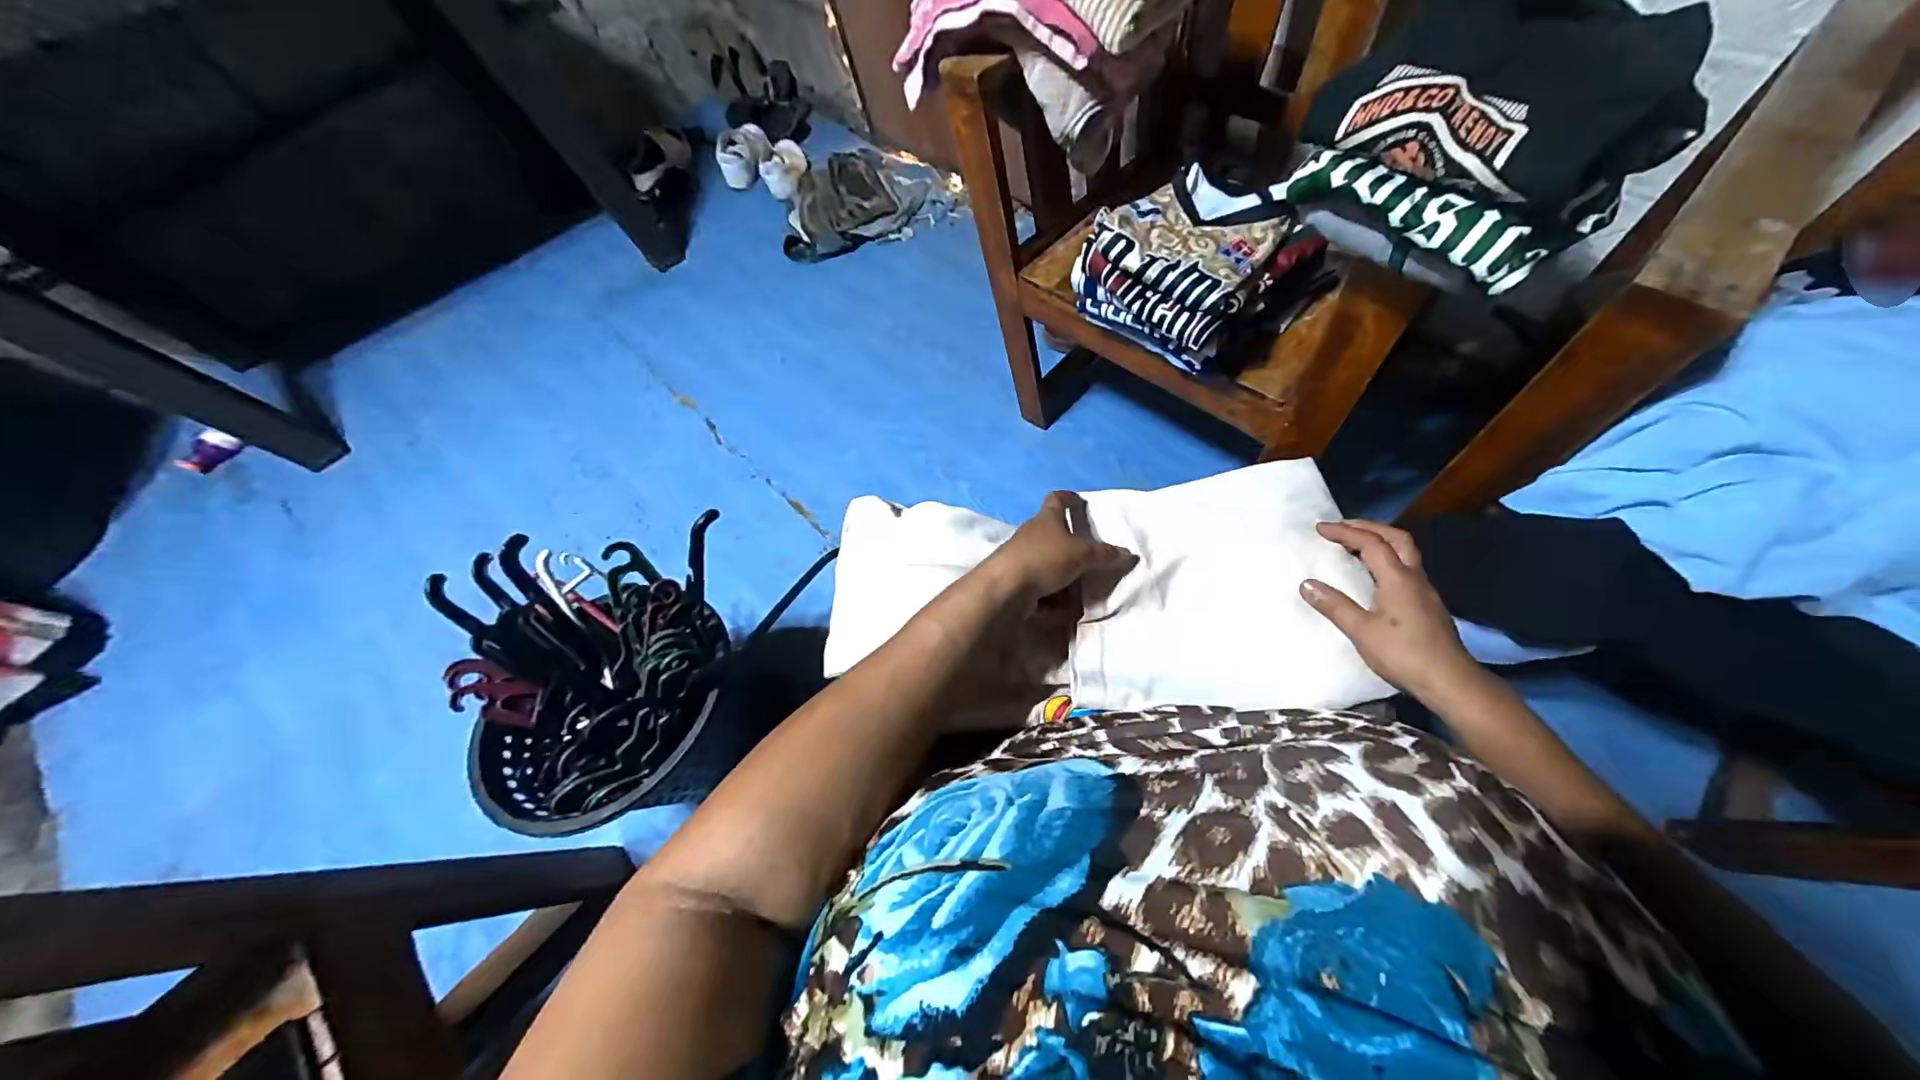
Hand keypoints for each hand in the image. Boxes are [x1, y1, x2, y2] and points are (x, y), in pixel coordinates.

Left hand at [977, 490, 1136, 605]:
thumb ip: (1104, 554)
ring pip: (1047, 562)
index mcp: (1046, 519)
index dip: (1069, 498)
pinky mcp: (1015, 579)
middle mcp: (1031, 534)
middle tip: (1090, 558)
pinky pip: (1039, 585)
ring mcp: (1021, 556)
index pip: (1057, 499)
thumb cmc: (1044, 559)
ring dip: (1062, 574)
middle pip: (1053, 534)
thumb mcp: (1081, 555)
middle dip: (1070, 546)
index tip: (1079, 500)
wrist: (1005, 588)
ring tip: (1080, 589)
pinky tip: (1061, 608)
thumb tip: (1127, 554)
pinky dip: (1050, 595)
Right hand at [1300, 520, 1481, 699]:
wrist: (1449, 680)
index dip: (1345, 532)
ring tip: (1354, 544)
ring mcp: (1424, 590)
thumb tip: (1306, 584)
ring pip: (1405, 552)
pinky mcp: (1427, 603)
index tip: (1320, 528)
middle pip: (1396, 538)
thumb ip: (1335, 605)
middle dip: (1368, 527)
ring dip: (1380, 540)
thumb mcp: (1361, 631)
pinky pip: (1406, 567)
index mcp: (1398, 579)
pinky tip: (1373, 573)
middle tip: (1342, 527)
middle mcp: (1414, 578)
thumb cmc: (1403, 654)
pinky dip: (1386, 558)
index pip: (1371, 543)